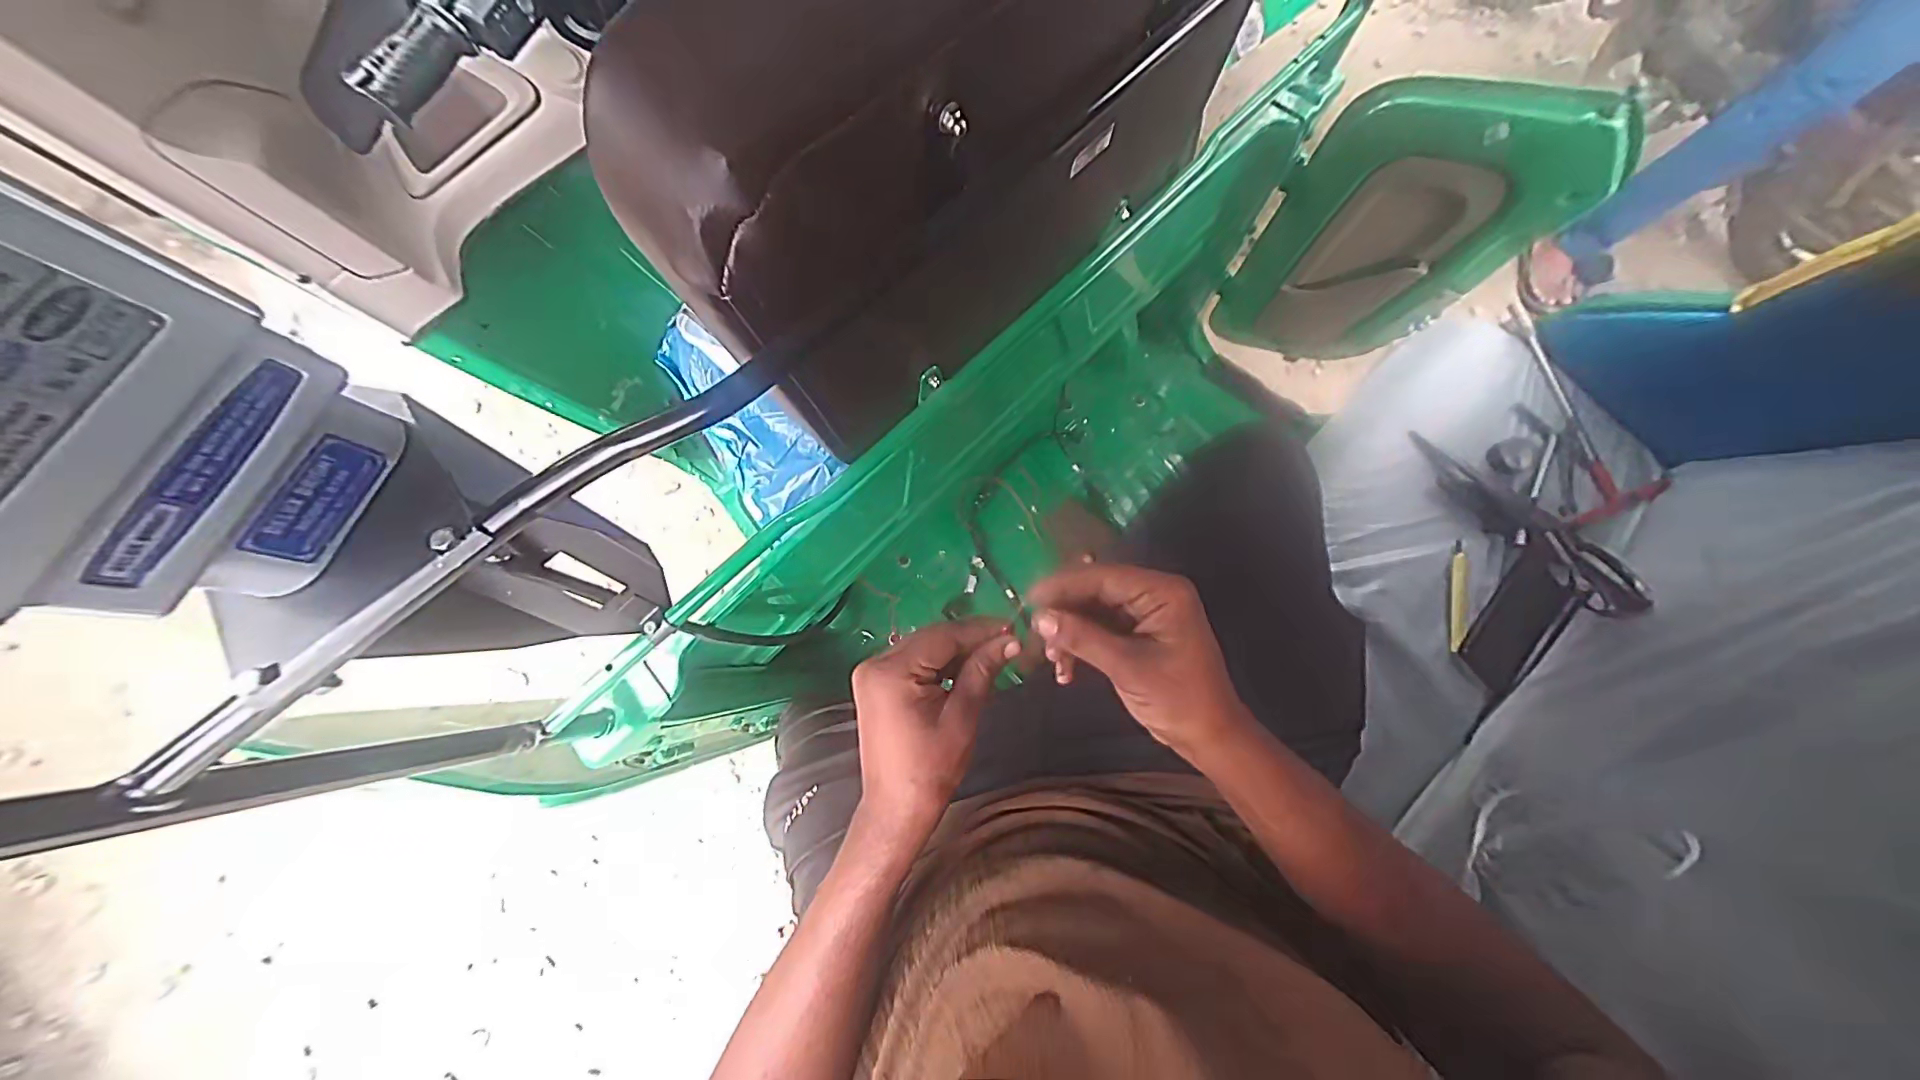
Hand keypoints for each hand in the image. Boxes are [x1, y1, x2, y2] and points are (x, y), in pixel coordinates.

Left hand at [851, 618, 1019, 828]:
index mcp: (891, 671)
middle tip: (1006, 640)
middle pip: (930, 638)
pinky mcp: (875, 685)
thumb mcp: (961, 717)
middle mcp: (875, 664)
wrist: (898, 808)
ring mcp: (871, 674)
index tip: (1011, 628)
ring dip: (955, 650)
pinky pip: (912, 662)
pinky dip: (939, 663)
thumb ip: (981, 671)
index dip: (979, 630)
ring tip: (992, 653)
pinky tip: (965, 667)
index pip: (942, 636)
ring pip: (922, 648)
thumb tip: (1009, 641)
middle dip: (968, 638)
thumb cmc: (931, 769)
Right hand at [1029, 563, 1253, 760]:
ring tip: (1050, 658)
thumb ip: (1083, 638)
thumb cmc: (1178, 699)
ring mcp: (1144, 615)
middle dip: (1064, 612)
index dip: (1063, 585)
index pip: (1103, 577)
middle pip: (1095, 592)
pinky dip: (1080, 646)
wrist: (1208, 736)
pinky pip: (1099, 630)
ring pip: (1092, 612)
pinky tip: (1065, 670)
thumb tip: (1040, 618)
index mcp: (1162, 592)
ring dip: (1069, 633)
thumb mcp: (1128, 667)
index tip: (1029, 598)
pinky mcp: (1136, 635)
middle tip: (1033, 630)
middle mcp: (1153, 595)